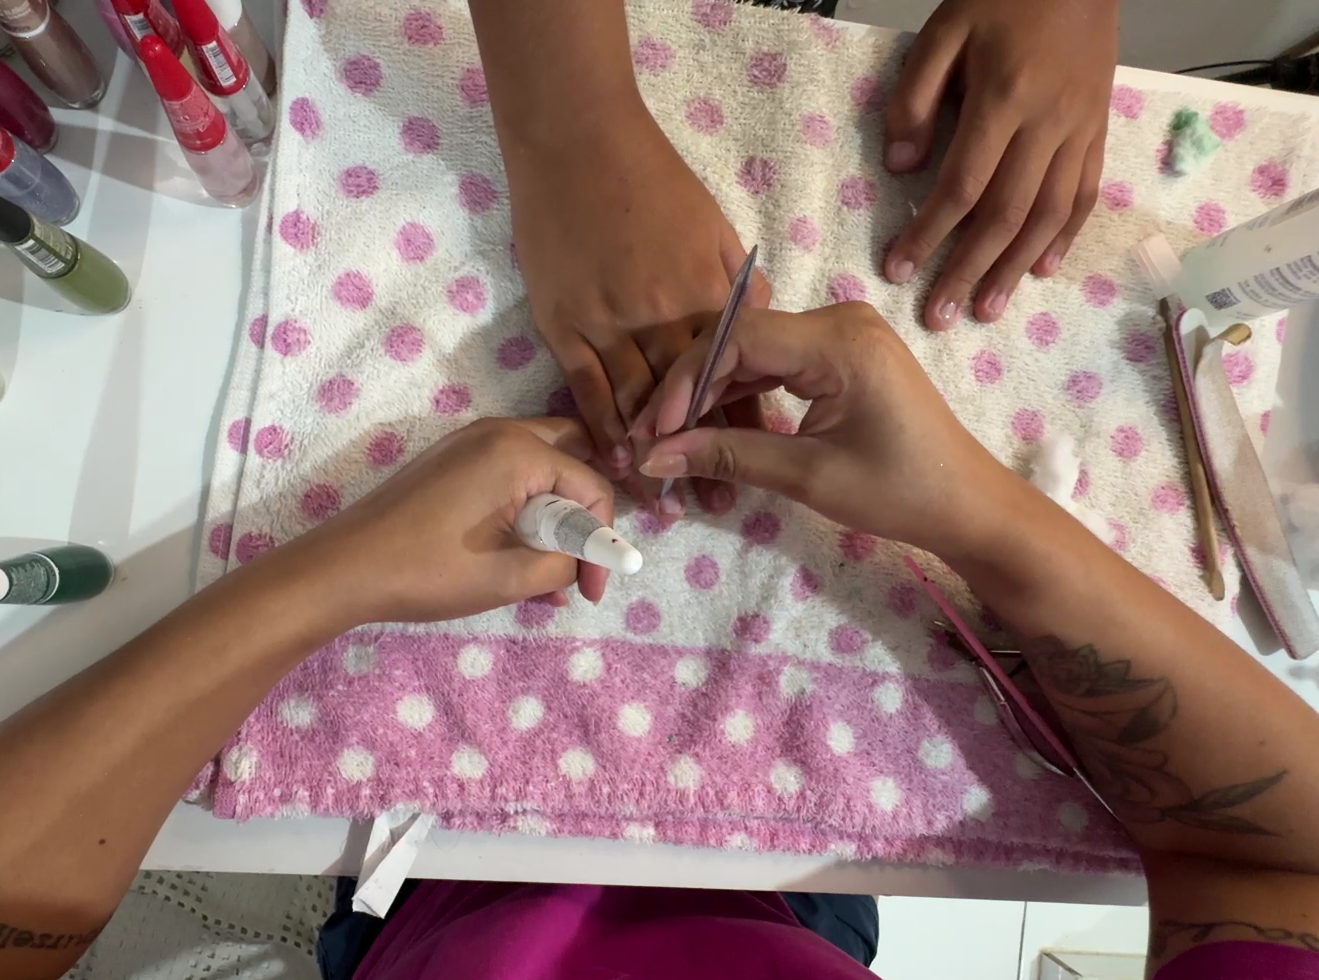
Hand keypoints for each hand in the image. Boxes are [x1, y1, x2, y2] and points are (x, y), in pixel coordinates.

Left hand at [291, 417, 617, 625]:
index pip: (591, 487)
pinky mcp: (450, 460)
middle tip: (578, 561)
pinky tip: (514, 556)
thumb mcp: (512, 576)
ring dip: (552, 518)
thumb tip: (580, 561)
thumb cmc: (431, 570)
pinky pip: (506, 477)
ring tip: (546, 574)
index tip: (591, 592)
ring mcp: (469, 442)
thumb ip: (565, 563)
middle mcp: (498, 431)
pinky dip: (522, 511)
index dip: (602, 542)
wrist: (344, 568)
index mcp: (519, 449)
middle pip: (571, 461)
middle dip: (581, 516)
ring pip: (538, 471)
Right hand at [506, 104, 769, 516]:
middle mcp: (663, 315)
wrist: (574, 136)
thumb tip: (751, 337)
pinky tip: (618, 462)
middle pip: (690, 398)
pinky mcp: (567, 324)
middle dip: (703, 451)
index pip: (733, 371)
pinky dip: (604, 429)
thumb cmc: (649, 177)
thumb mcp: (713, 226)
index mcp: (708, 290)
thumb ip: (734, 288)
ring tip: (666, 500)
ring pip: (639, 404)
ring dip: (653, 454)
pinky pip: (590, 389)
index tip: (748, 458)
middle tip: (713, 503)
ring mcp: (611, 321)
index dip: (739, 418)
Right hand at [633, 304, 1016, 555]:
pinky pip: (771, 365)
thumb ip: (727, 455)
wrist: (966, 505)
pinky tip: (707, 426)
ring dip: (707, 395)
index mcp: (840, 340)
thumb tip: (652, 456)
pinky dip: (737, 395)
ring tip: (670, 438)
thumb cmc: (898, 492)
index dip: (686, 380)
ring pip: (749, 353)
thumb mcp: (806, 475)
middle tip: (650, 438)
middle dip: (689, 390)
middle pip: (738, 340)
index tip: (654, 429)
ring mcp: (838, 336)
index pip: (738, 337)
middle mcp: (838, 321)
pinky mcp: (836, 357)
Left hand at [883, 0, 1116, 330]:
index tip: (897, 272)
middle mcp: (1049, 122)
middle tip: (939, 317)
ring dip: (1015, 268)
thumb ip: (914, 99)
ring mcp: (1081, 127)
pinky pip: (1087, 190)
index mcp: (1004, 99)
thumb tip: (900, 168)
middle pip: (1005, 214)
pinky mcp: (1099, 127)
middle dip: (968, 271)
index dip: (927, 235)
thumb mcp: (942, 32)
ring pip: (1049, 213)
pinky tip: (1042, 271)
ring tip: (987, 311)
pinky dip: (1066, 235)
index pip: (960, 187)